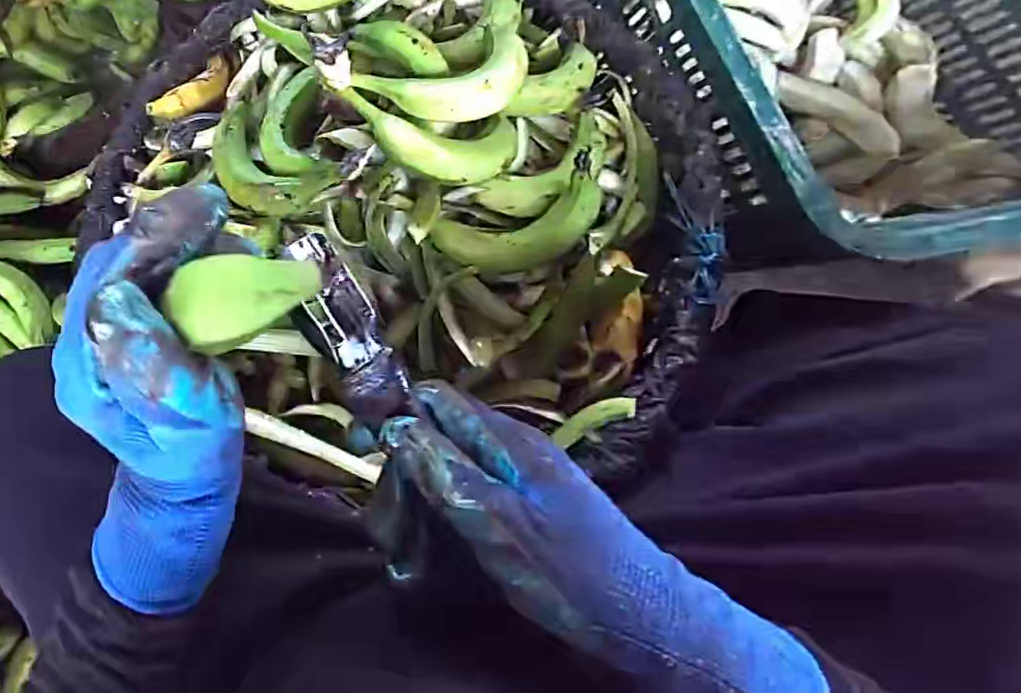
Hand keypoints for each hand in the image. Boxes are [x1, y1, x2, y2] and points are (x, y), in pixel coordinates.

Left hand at [54, 185, 243, 614]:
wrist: (180, 480)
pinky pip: (142, 274)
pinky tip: (208, 245)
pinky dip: (177, 253)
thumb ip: (156, 368)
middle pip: (113, 262)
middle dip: (164, 230)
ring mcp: (96, 330)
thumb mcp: (186, 420)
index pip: (106, 283)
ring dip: (172, 237)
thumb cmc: (191, 456)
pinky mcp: (119, 323)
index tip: (203, 212)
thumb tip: (121, 299)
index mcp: (84, 367)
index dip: (150, 241)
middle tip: (213, 207)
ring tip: (218, 225)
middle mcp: (78, 340)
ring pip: (127, 261)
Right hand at [377, 383, 827, 692]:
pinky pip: (471, 488)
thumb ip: (447, 470)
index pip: (436, 397)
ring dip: (420, 491)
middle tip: (383, 510)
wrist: (657, 623)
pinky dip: (444, 507)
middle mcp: (509, 445)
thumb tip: (396, 423)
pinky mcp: (526, 502)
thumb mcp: (501, 523)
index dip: (395, 410)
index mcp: (505, 438)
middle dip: (403, 462)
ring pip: (451, 462)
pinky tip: (436, 540)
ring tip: (403, 537)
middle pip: (437, 431)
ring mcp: (519, 474)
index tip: (364, 441)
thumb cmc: (574, 572)